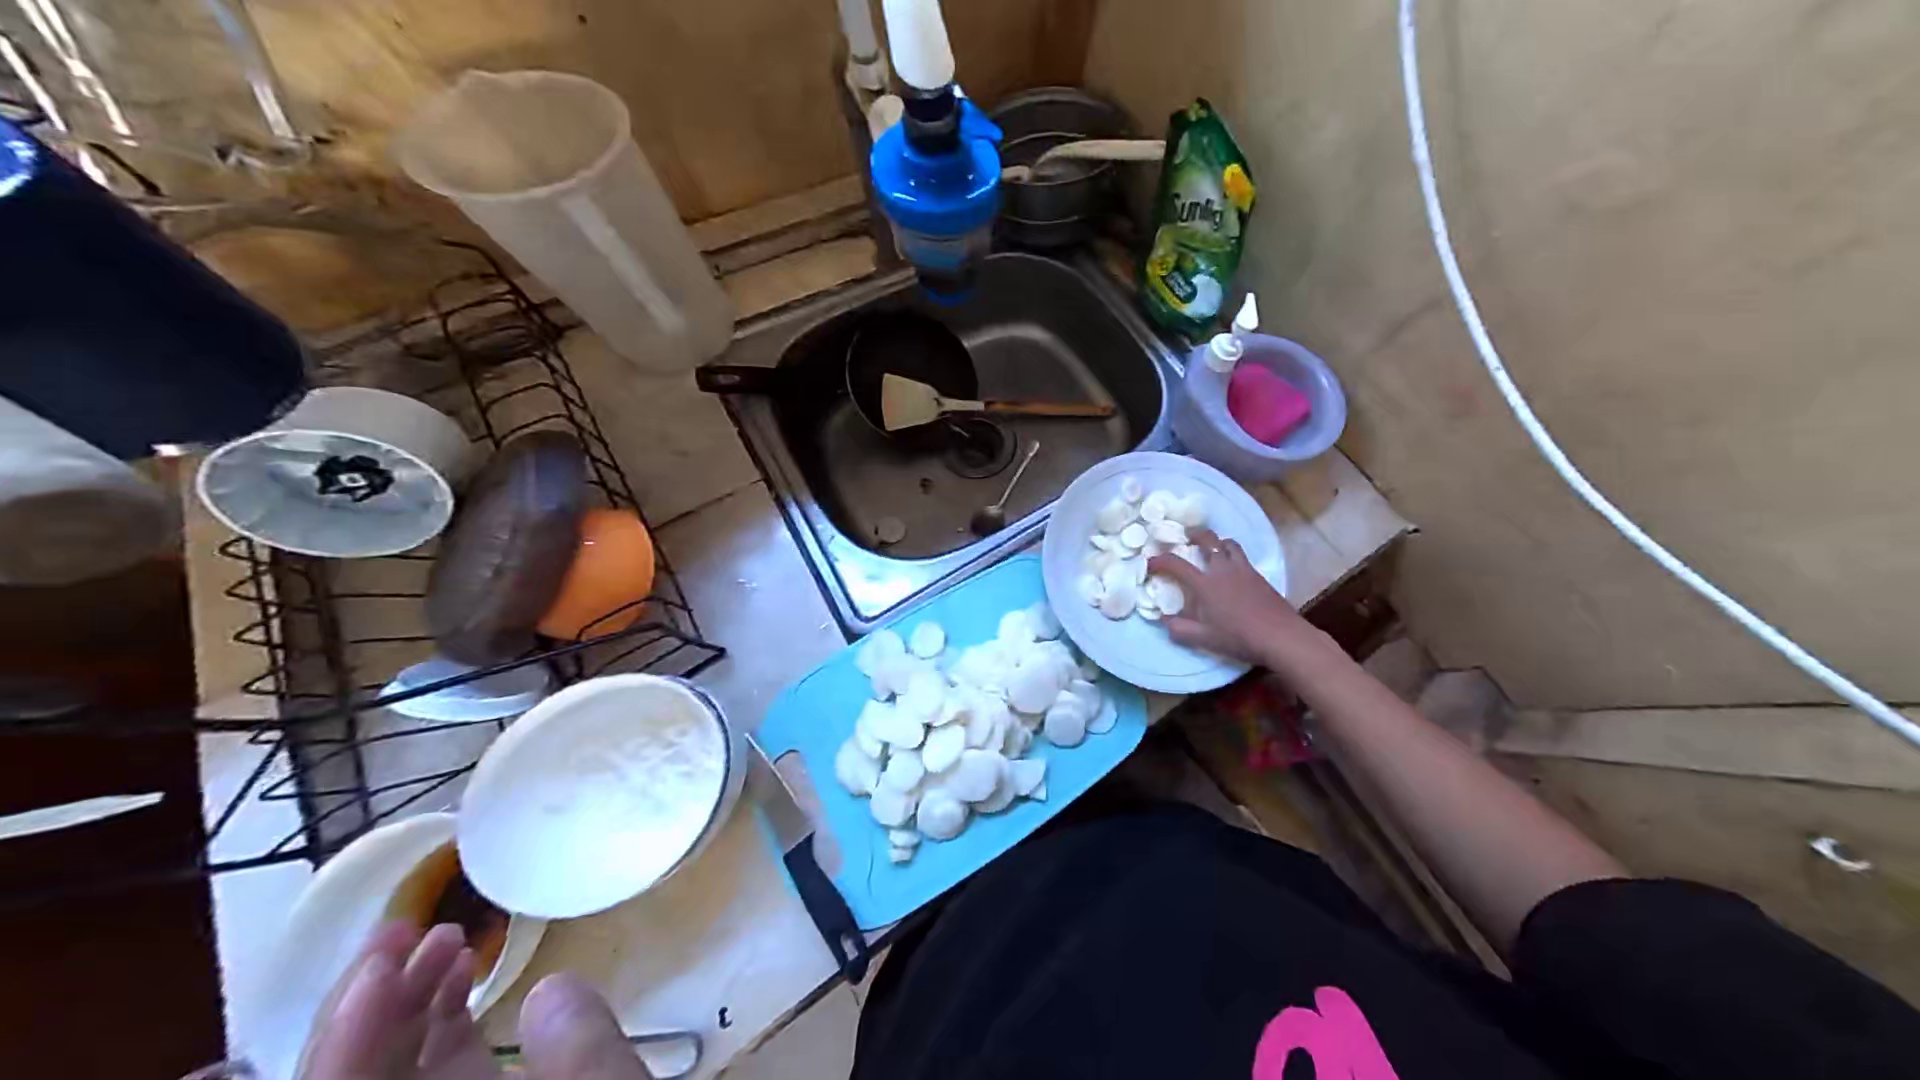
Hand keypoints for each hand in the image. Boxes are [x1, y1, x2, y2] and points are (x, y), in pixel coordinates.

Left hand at [302, 923, 650, 1079]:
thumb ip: (587, 1064)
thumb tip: (552, 991)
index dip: (348, 1045)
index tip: (383, 966)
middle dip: (364, 1010)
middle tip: (405, 932)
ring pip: (382, 1076)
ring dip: (400, 1004)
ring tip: (447, 938)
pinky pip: (423, 1072)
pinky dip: (431, 1021)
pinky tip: (462, 971)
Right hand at [1146, 528, 1324, 668]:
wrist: (1282, 637)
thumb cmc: (1240, 638)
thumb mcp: (1204, 639)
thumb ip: (1179, 629)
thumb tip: (1164, 620)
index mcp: (1206, 584)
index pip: (1176, 564)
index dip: (1159, 561)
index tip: (1150, 563)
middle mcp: (1223, 570)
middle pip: (1208, 540)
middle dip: (1193, 535)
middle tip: (1186, 539)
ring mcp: (1244, 570)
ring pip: (1228, 543)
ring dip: (1216, 542)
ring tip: (1210, 549)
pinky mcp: (1259, 576)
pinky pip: (1241, 556)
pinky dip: (1231, 555)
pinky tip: (1231, 570)